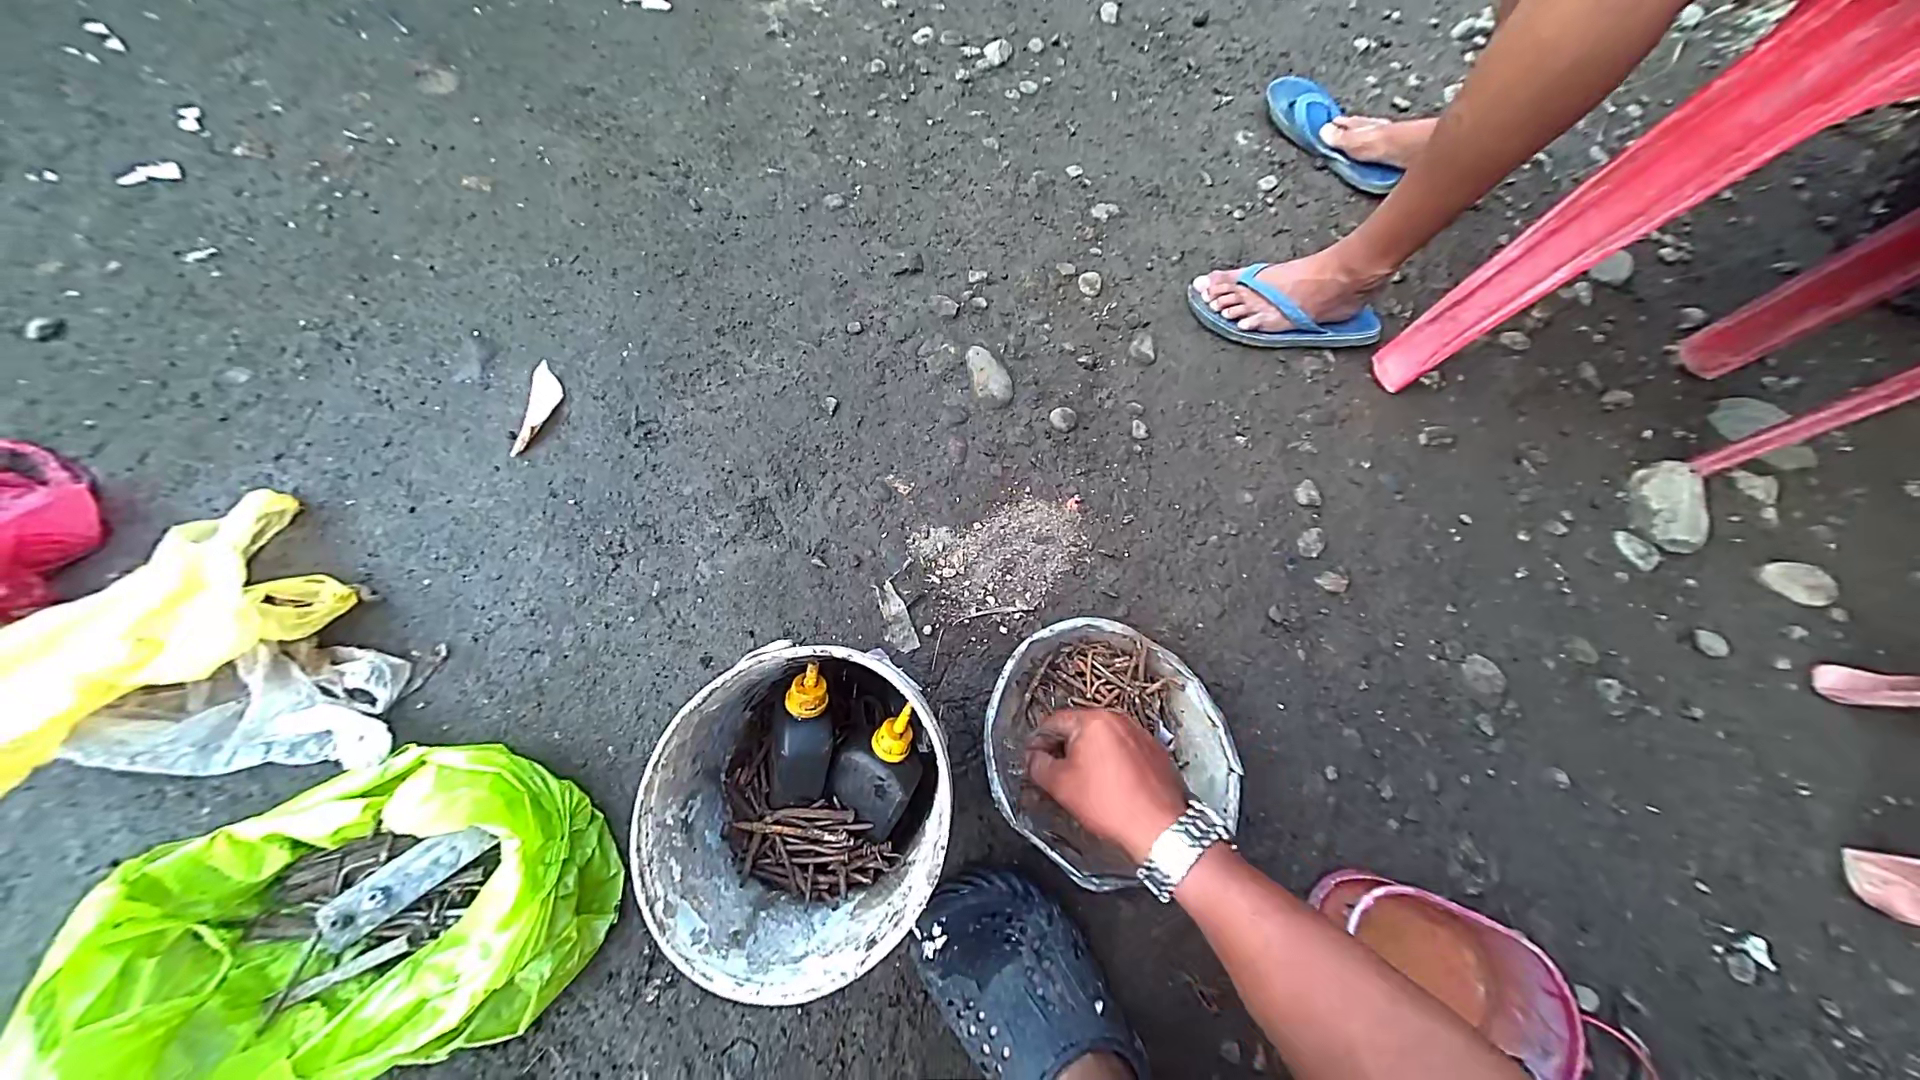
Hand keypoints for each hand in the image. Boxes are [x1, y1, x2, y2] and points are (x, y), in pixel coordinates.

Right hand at [1025, 708, 1188, 863]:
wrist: (1158, 826)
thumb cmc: (1110, 804)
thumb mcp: (1060, 785)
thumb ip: (1038, 765)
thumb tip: (1034, 758)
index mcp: (1092, 720)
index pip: (1054, 722)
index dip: (1039, 741)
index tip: (1035, 758)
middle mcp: (1118, 719)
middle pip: (1079, 727)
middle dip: (1064, 747)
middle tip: (1056, 771)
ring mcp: (1139, 734)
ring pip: (1102, 738)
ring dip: (1089, 754)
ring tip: (1084, 781)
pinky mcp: (1155, 751)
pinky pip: (1124, 749)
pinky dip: (1112, 761)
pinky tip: (1110, 784)